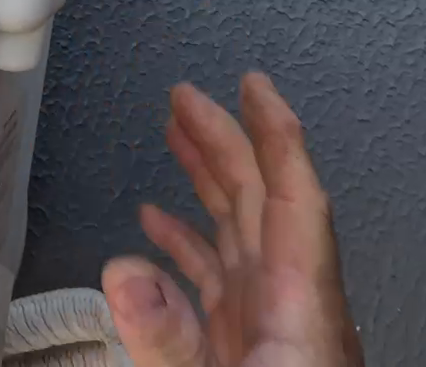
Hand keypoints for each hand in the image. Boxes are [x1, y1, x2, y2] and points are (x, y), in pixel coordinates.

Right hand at [101, 74, 363, 366]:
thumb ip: (169, 345)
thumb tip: (128, 268)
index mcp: (297, 317)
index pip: (294, 202)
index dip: (276, 135)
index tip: (253, 86)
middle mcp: (287, 314)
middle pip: (260, 205)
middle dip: (223, 142)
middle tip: (185, 98)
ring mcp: (267, 333)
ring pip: (238, 233)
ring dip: (205, 180)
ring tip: (173, 137)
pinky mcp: (244, 352)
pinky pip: (216, 276)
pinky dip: (185, 240)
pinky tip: (157, 228)